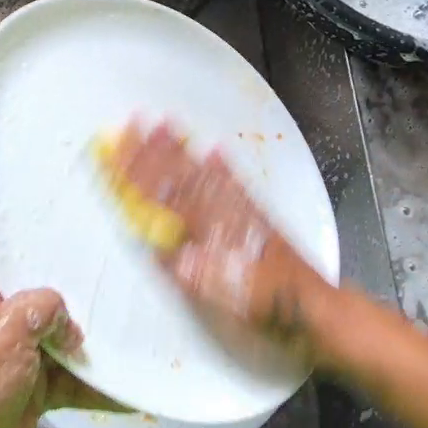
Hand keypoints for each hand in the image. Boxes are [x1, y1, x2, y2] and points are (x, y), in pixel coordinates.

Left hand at [0, 255, 122, 427]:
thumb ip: (43, 306)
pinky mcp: (34, 392)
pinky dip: (95, 386)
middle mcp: (2, 323)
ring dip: (89, 344)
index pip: (4, 256)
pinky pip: (71, 383)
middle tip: (102, 287)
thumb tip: (67, 318)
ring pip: (62, 342)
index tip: (58, 233)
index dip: (28, 244)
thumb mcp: (9, 326)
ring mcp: (19, 358)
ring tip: (120, 333)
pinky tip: (119, 384)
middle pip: (43, 300)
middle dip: (73, 299)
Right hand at [104, 120, 330, 346]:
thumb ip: (189, 271)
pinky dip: (221, 165)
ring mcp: (238, 209)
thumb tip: (156, 246)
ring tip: (165, 121)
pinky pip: (233, 181)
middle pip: (178, 174)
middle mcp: (219, 212)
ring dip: (181, 147)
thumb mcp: (222, 297)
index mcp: (205, 231)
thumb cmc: (265, 305)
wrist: (313, 307)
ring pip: (202, 171)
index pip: (161, 196)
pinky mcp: (255, 212)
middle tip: (132, 121)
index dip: (136, 171)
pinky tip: (213, 149)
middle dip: (152, 148)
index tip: (115, 148)